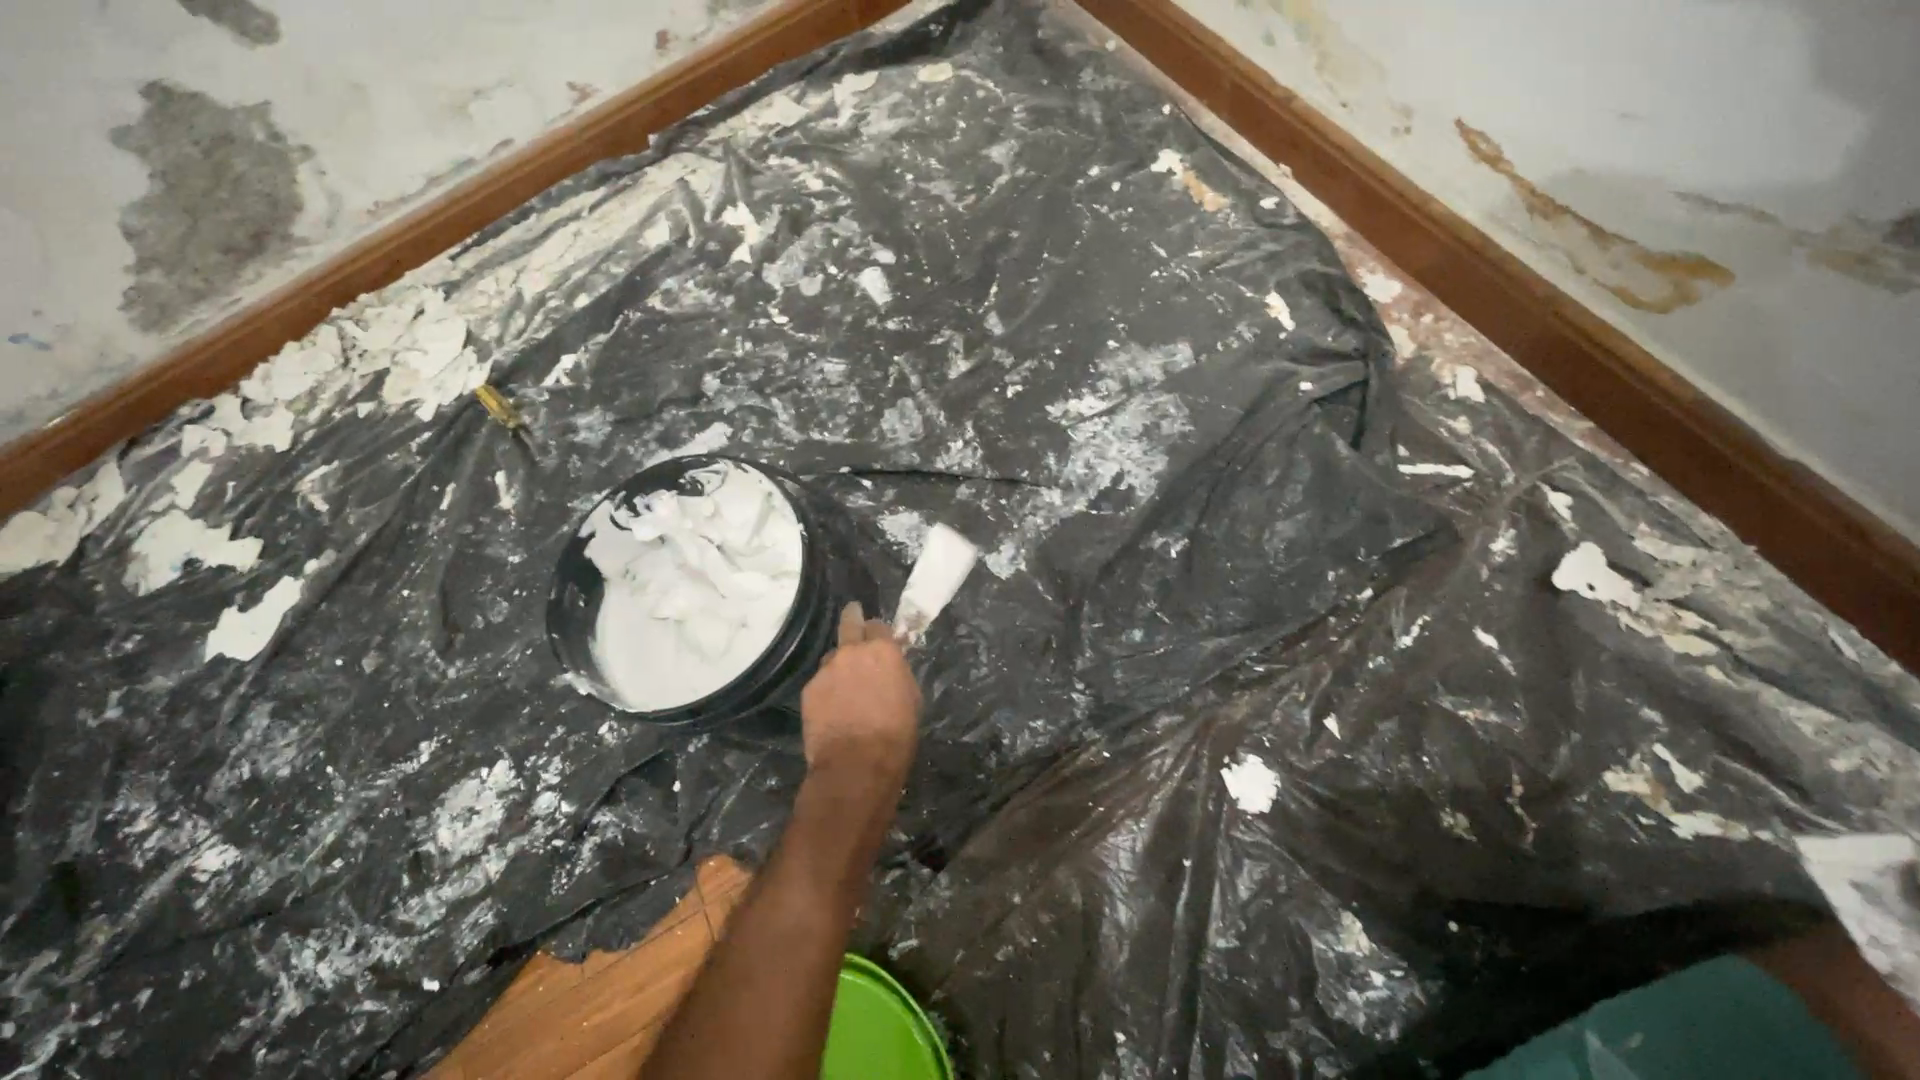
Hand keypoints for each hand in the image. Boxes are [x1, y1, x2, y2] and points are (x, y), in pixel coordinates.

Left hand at [799, 602, 920, 792]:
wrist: (857, 763)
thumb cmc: (896, 734)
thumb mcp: (911, 699)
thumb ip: (898, 674)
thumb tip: (891, 668)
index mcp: (883, 651)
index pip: (879, 625)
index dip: (879, 631)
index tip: (879, 637)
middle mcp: (852, 652)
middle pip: (849, 623)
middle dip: (852, 617)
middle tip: (853, 615)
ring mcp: (826, 669)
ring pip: (832, 657)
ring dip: (839, 665)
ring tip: (844, 685)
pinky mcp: (809, 689)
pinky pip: (820, 682)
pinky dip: (827, 690)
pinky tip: (833, 708)